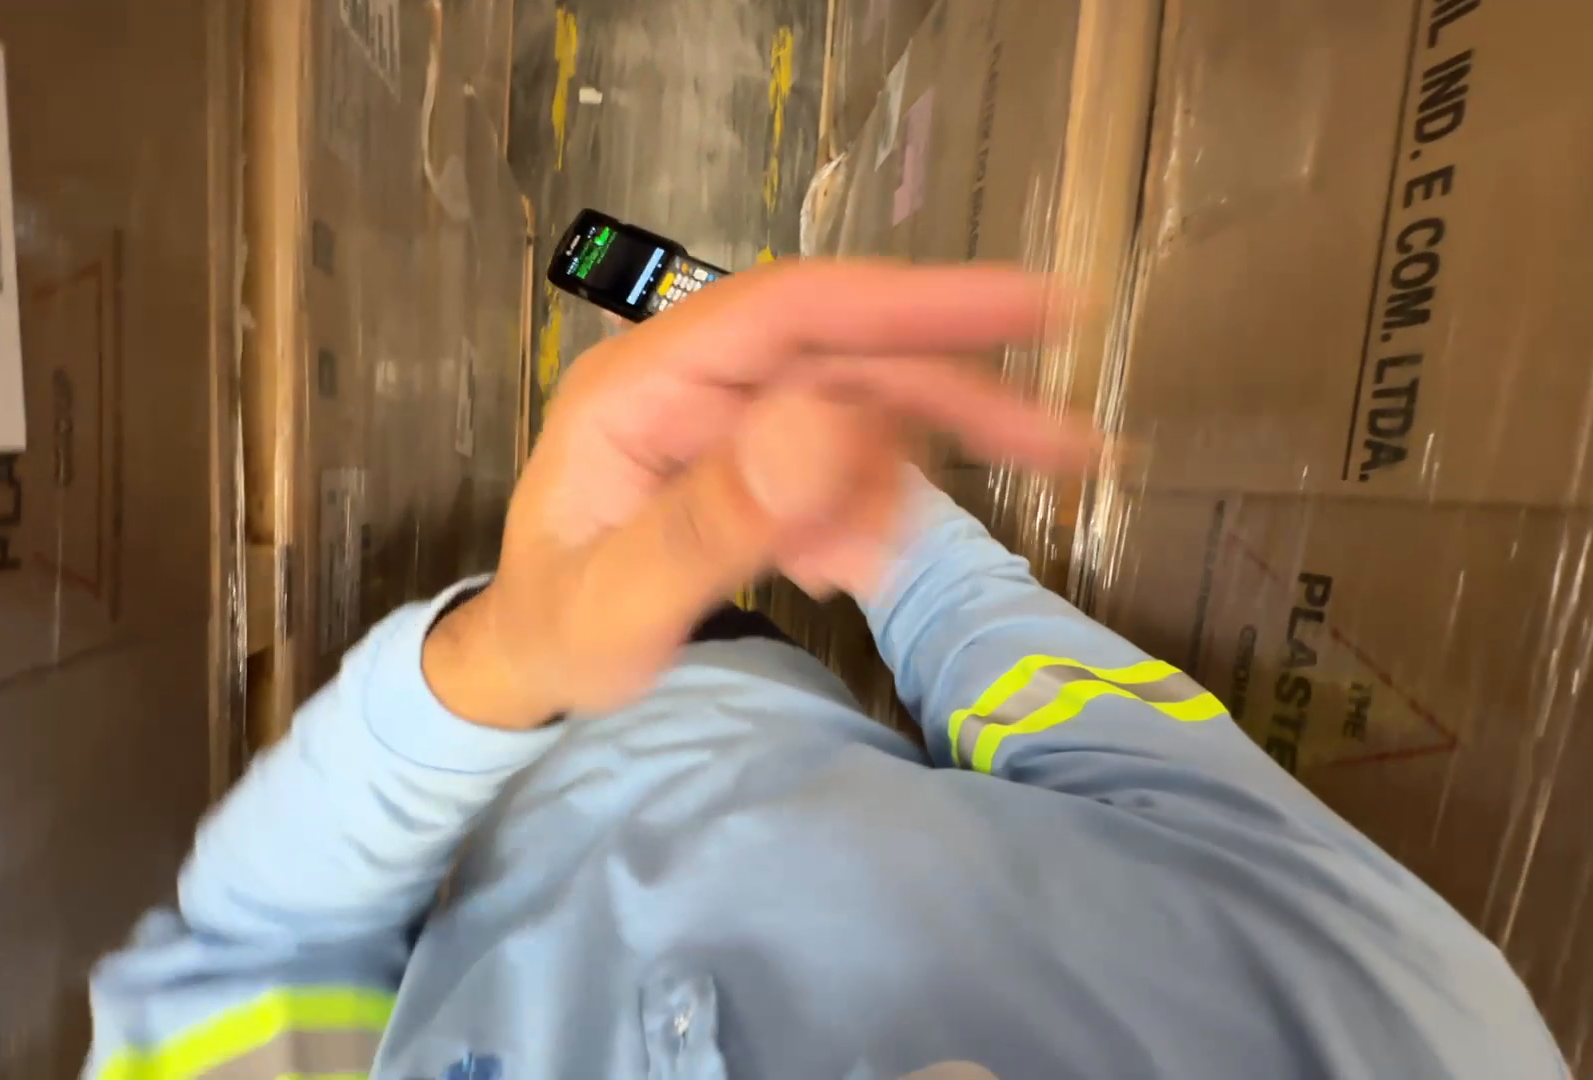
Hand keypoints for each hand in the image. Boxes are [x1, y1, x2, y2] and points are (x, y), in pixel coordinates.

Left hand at [423, 260, 1091, 728]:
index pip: (790, 313)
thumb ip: (709, 523)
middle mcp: (689, 386)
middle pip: (845, 358)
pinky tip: (829, 566)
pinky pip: (838, 467)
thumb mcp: (618, 601)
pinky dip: (860, 514)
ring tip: (847, 569)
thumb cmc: (554, 634)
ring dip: (885, 489)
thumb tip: (825, 426)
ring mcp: (722, 422)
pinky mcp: (746, 461)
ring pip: (855, 417)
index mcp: (640, 390)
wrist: (531, 661)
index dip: (911, 301)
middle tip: (1062, 445)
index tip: (1032, 304)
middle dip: (951, 399)